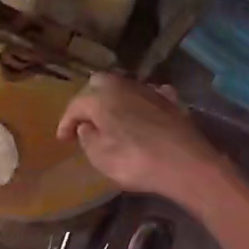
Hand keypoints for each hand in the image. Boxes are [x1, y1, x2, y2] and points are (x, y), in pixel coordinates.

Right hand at [57, 73, 223, 198]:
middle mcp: (125, 85)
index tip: (63, 140)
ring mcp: (151, 91)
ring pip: (125, 87)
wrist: (185, 163)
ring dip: (115, 101)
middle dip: (89, 101)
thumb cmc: (135, 161)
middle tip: (85, 122)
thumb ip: (87, 138)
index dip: (66, 123)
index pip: (75, 105)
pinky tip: (142, 113)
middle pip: (99, 84)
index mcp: (101, 97)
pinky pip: (149, 96)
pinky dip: (140, 103)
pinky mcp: (172, 102)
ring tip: (111, 121)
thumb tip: (87, 126)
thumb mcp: (100, 156)